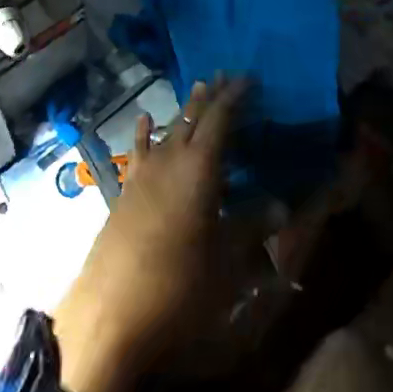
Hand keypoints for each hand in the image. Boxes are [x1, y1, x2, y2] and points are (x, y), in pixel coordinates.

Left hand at [52, 76, 247, 391]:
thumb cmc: (179, 285)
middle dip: (211, 96)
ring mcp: (143, 173)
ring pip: (168, 129)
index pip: (221, 119)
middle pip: (193, 117)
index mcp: (200, 168)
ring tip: (198, 90)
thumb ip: (254, 228)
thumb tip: (281, 206)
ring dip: (185, 110)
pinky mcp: (126, 191)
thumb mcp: (228, 262)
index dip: (235, 96)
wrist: (111, 314)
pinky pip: (139, 149)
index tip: (248, 77)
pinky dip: (145, 131)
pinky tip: (144, 119)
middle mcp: (170, 159)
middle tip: (226, 77)